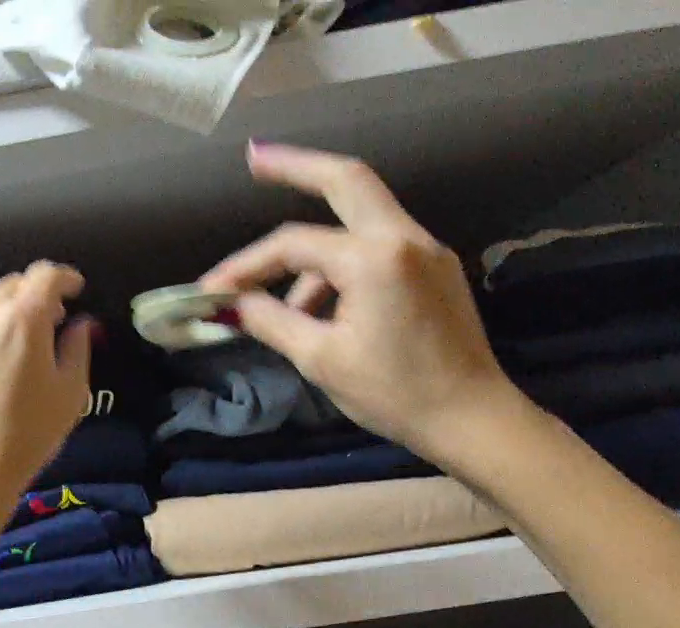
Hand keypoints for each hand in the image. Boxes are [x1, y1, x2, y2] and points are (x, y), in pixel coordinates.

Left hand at [0, 262, 95, 534]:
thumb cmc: (27, 438)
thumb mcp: (70, 395)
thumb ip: (78, 348)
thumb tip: (79, 325)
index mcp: (23, 319)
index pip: (45, 275)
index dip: (64, 277)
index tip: (74, 289)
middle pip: (11, 288)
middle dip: (34, 298)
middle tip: (49, 322)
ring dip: (2, 321)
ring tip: (12, 355)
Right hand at [201, 144, 531, 466]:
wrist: (470, 418)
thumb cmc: (393, 393)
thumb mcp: (321, 359)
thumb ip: (271, 322)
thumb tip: (230, 305)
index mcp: (375, 258)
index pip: (294, 245)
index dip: (244, 266)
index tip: (209, 291)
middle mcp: (405, 238)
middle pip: (346, 180)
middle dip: (297, 167)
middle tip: (255, 158)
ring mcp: (426, 250)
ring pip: (359, 222)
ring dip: (313, 254)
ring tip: (283, 311)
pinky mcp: (434, 271)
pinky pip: (377, 250)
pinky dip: (340, 268)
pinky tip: (321, 311)